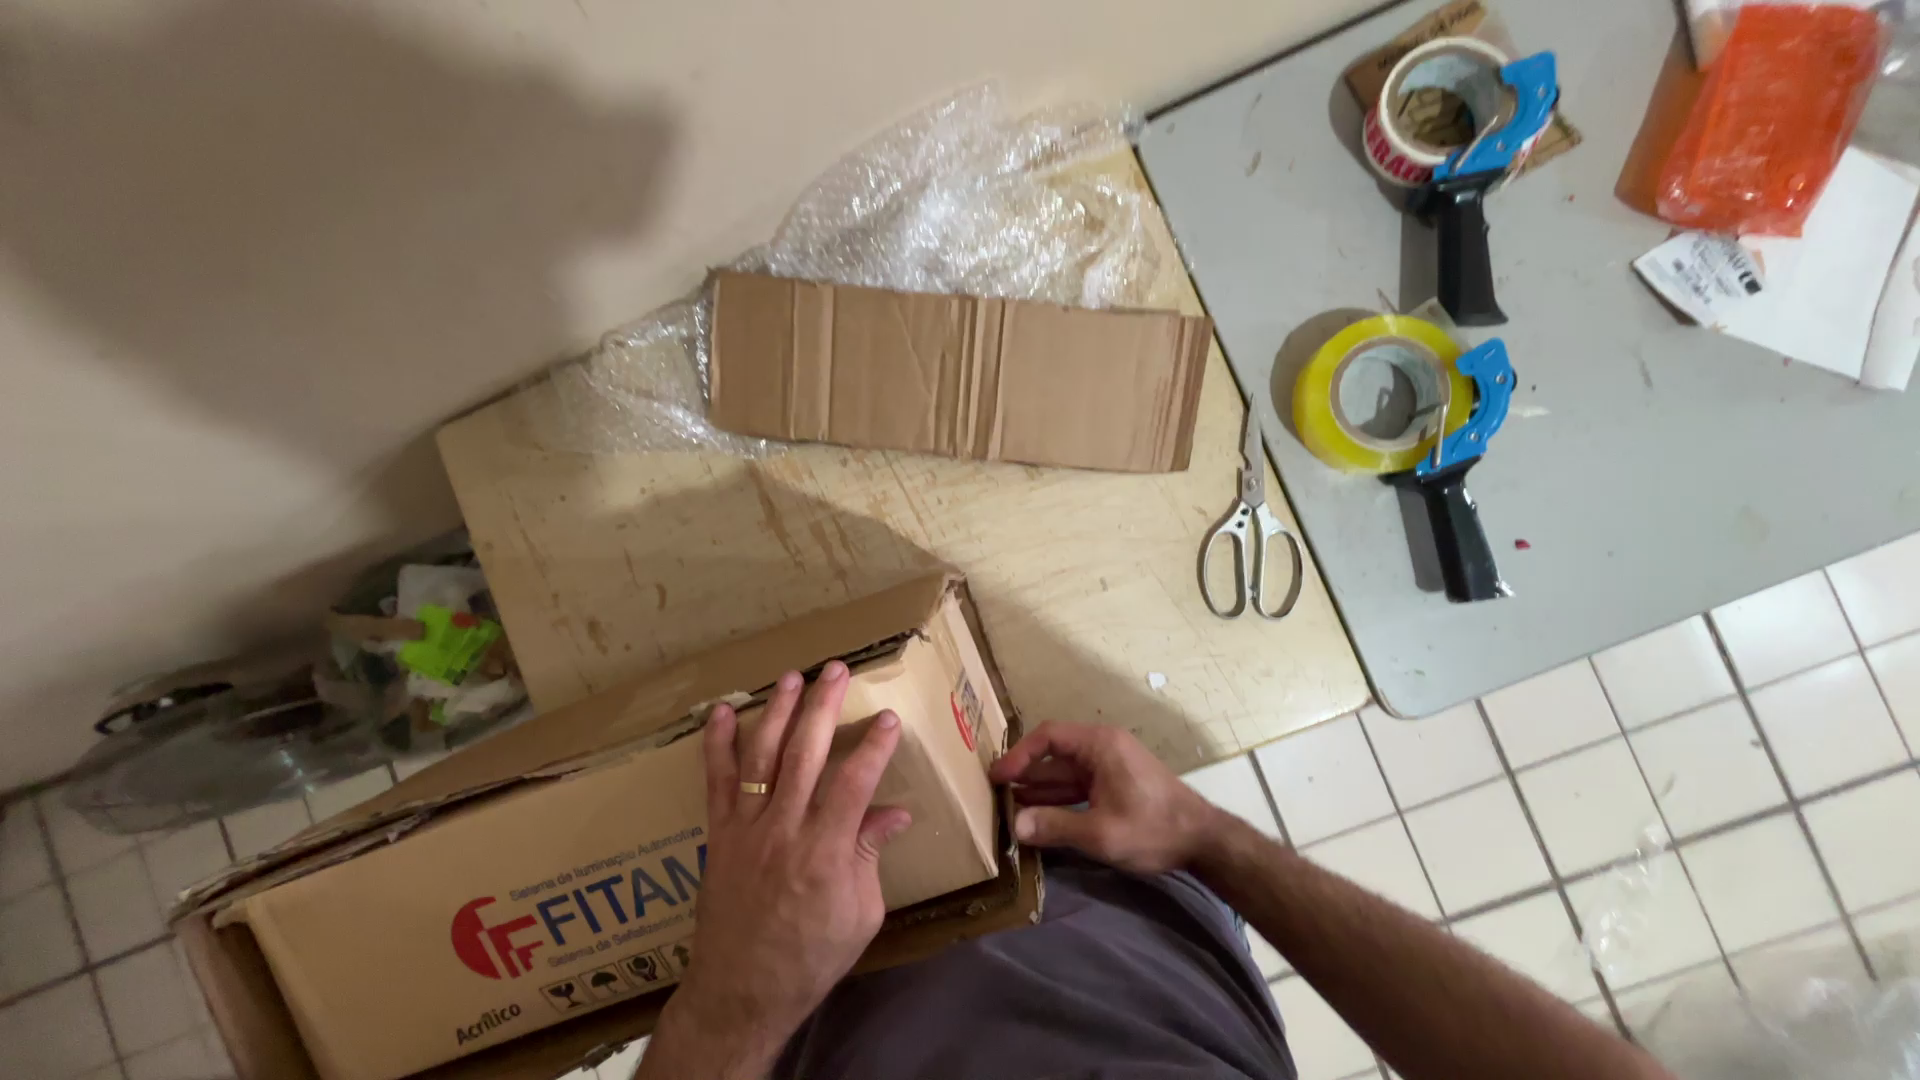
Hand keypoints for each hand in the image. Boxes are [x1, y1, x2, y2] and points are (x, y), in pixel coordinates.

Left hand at [642, 662, 910, 1078]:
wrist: (740, 993)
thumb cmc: (811, 958)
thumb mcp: (860, 915)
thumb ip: (871, 857)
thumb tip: (895, 813)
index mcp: (826, 852)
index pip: (855, 782)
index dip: (875, 746)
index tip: (889, 717)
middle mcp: (784, 829)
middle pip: (806, 753)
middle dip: (824, 707)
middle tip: (837, 670)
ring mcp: (747, 828)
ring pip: (762, 756)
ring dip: (777, 711)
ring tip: (792, 676)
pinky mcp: (719, 834)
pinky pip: (716, 782)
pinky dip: (717, 745)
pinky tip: (723, 712)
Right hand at [988, 721, 1227, 874]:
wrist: (1203, 842)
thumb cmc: (1152, 829)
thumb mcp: (1100, 832)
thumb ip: (1055, 826)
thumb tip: (1016, 826)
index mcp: (1100, 745)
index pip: (1048, 736)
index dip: (1019, 755)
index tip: (998, 776)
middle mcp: (1103, 748)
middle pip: (1054, 753)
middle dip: (1024, 772)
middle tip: (993, 791)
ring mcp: (1110, 767)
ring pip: (1064, 772)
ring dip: (1038, 788)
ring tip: (1007, 804)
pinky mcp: (1115, 785)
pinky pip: (1077, 786)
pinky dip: (1056, 798)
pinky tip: (1035, 813)